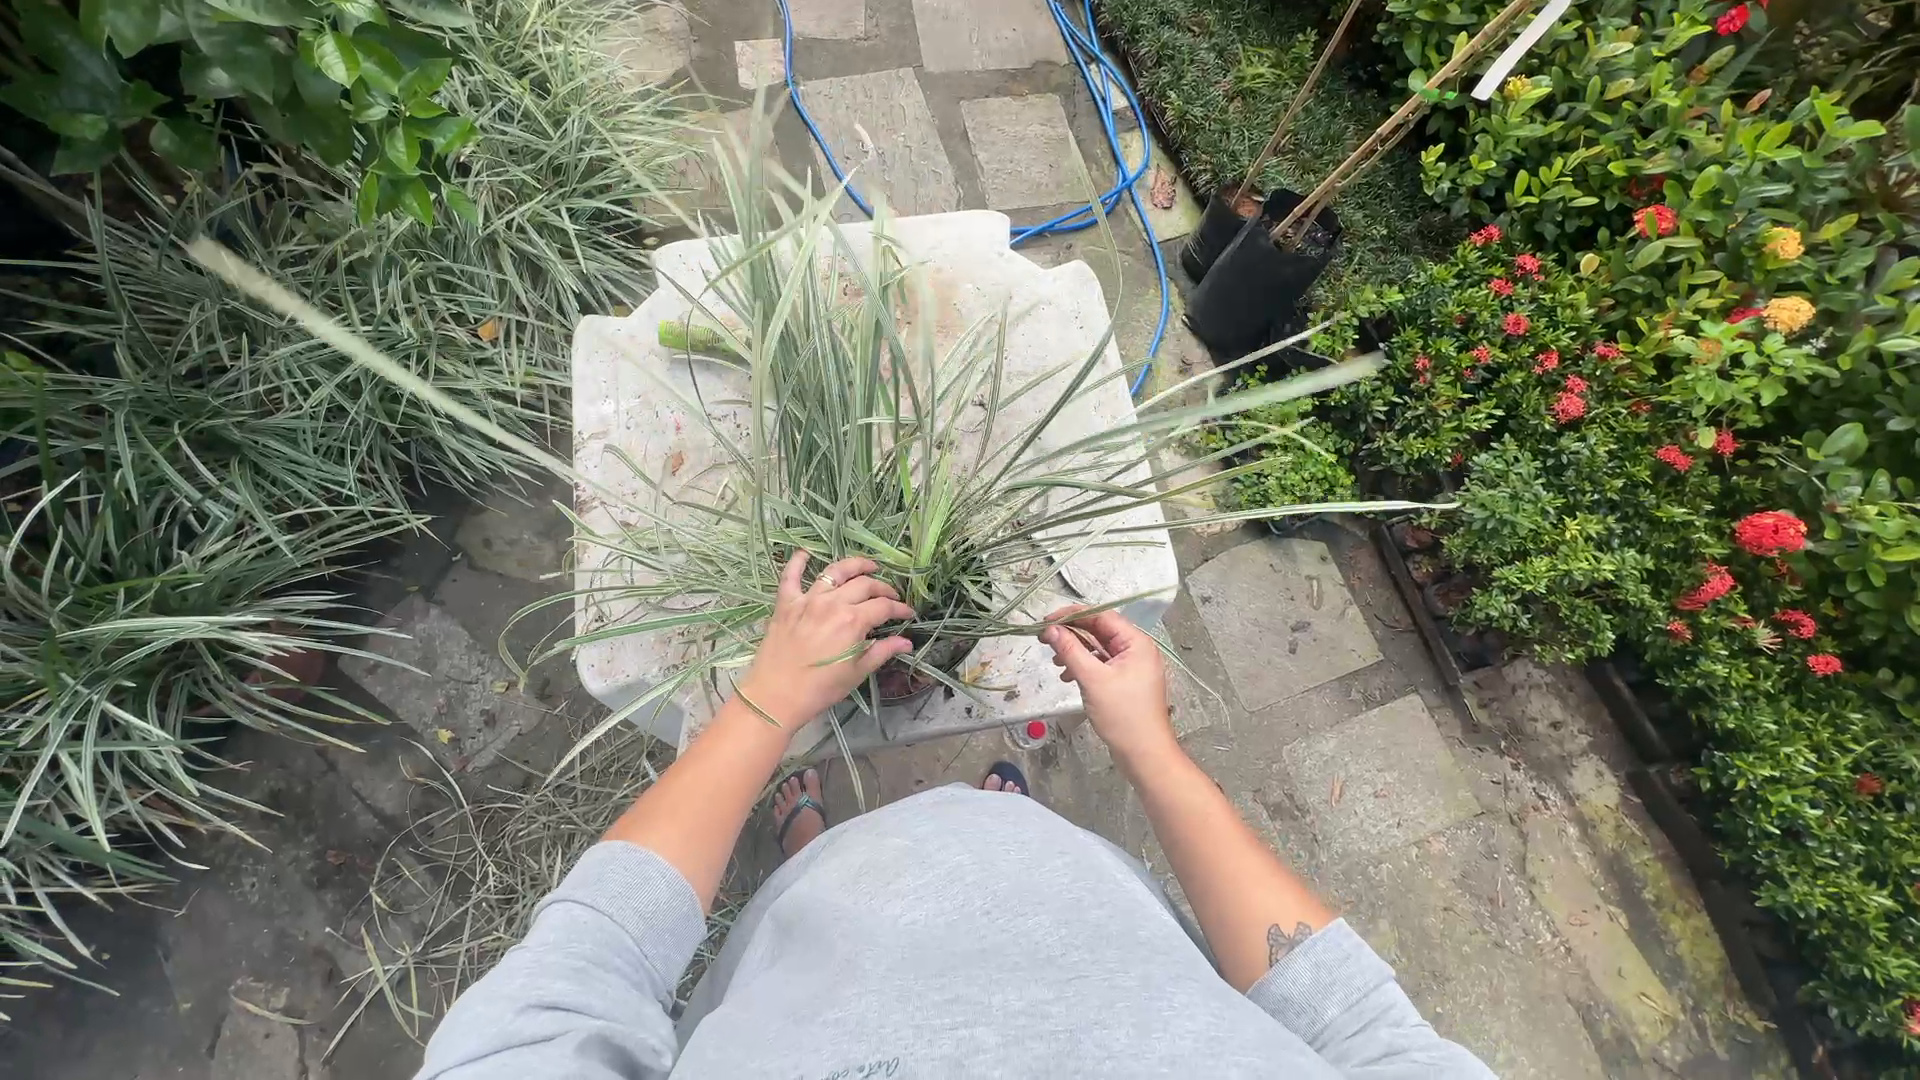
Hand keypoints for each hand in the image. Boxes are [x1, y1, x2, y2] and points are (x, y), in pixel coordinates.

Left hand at [735, 552, 914, 730]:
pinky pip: (790, 576)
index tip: (908, 614)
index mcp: (853, 620)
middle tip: (890, 595)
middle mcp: (832, 603)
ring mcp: (807, 600)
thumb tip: (906, 642)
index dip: (899, 608)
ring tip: (867, 566)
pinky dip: (797, 562)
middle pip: (864, 584)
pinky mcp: (786, 604)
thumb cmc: (820, 689)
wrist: (775, 697)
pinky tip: (805, 553)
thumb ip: (882, 651)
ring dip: (854, 565)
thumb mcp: (857, 672)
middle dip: (883, 587)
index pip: (884, 606)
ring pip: (834, 571)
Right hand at [1039, 606, 1175, 766]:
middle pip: (1099, 630)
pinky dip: (1084, 666)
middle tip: (1044, 639)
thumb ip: (1070, 650)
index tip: (1046, 621)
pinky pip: (1101, 664)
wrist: (1144, 754)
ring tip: (1056, 662)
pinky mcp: (1125, 681)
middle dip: (1071, 634)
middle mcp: (1136, 649)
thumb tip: (1050, 629)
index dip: (1072, 615)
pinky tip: (1068, 676)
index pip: (1101, 615)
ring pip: (1098, 648)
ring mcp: (1131, 666)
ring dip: (1075, 651)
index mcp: (1136, 642)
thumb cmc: (1122, 714)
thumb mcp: (1092, 679)